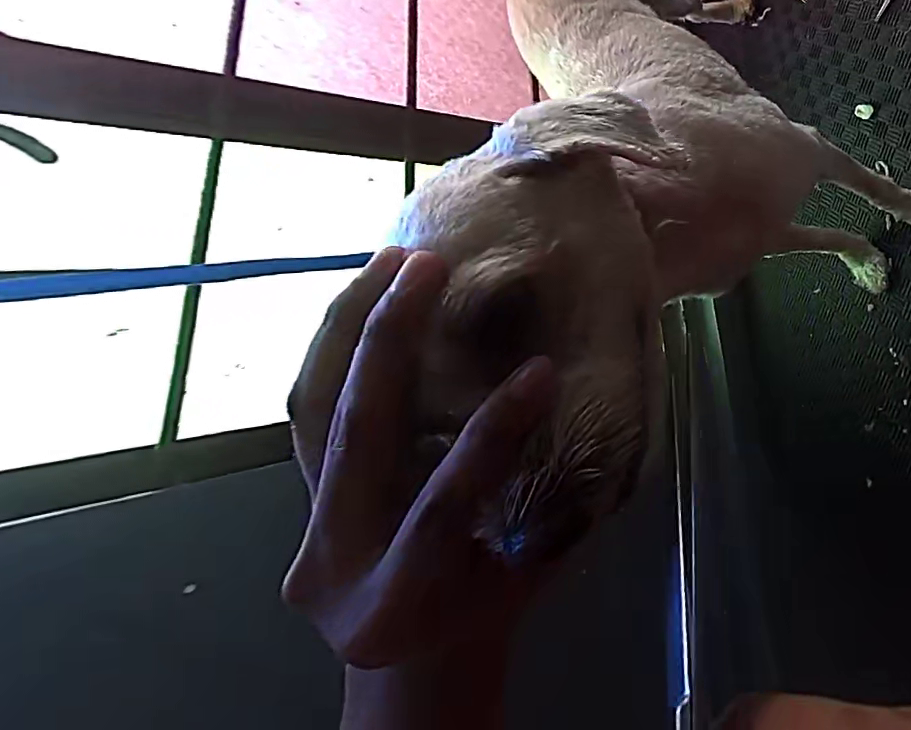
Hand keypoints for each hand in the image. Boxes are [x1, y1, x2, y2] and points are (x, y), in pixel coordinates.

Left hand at [284, 249, 559, 726]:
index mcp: (403, 594)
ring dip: (353, 329)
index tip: (541, 369)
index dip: (496, 434)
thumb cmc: (496, 602)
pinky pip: (307, 416)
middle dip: (390, 343)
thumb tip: (605, 424)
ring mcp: (307, 525)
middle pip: (356, 439)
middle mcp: (334, 561)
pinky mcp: (305, 494)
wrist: (416, 649)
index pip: (447, 501)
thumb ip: (559, 504)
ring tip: (388, 262)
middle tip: (425, 267)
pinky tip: (363, 299)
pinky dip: (334, 350)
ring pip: (315, 417)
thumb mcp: (536, 566)